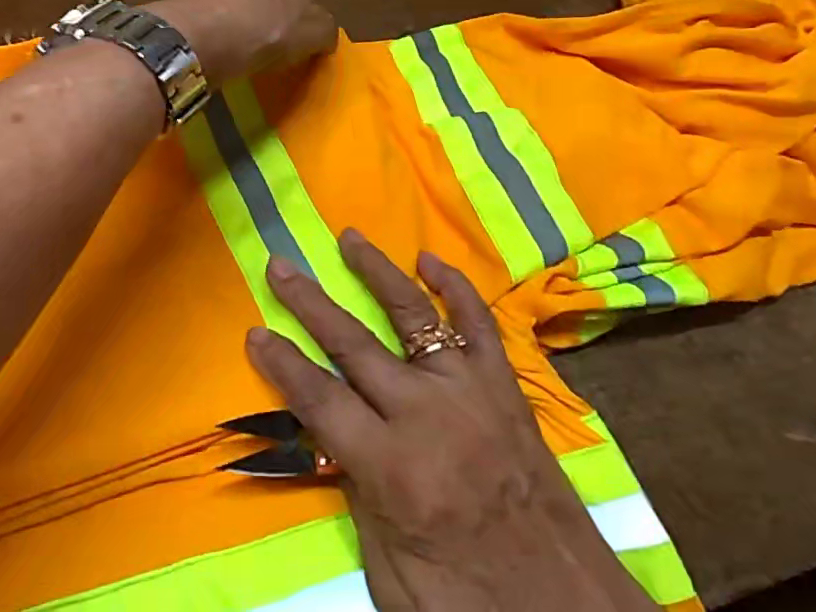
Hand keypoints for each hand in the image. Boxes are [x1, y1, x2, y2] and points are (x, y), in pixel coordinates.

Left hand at [149, 0, 336, 82]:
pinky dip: (224, 26)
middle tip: (279, 39)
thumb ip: (326, 29)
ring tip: (251, 48)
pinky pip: (219, 10)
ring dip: (248, 17)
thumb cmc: (267, 28)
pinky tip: (226, 48)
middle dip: (276, 6)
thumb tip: (323, 33)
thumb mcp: (315, 33)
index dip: (306, 3)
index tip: (302, 29)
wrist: (198, 37)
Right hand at [246, 231, 659, 611]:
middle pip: (354, 345)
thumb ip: (359, 492)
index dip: (282, 364)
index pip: (319, 400)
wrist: (561, 599)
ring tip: (349, 238)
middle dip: (310, 303)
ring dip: (377, 272)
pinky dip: (455, 287)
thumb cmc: (466, 595)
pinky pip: (478, 322)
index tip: (254, 330)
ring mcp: (468, 388)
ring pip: (413, 315)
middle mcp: (426, 413)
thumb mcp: (389, 567)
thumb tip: (338, 438)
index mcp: (391, 467)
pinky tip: (431, 261)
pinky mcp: (502, 383)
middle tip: (280, 265)